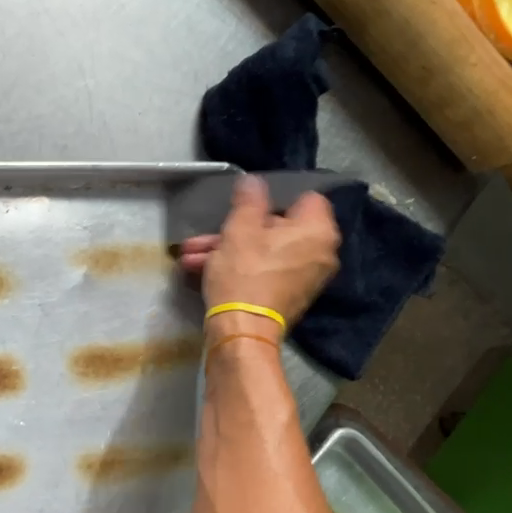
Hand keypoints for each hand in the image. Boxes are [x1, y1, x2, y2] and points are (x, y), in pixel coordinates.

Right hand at [177, 175, 339, 342]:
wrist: (242, 331)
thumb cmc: (244, 274)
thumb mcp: (239, 230)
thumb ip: (249, 201)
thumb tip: (254, 180)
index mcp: (317, 230)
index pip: (305, 199)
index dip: (273, 201)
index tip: (245, 210)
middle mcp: (320, 252)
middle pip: (277, 229)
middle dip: (236, 232)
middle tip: (204, 238)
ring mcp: (306, 278)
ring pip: (264, 253)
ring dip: (228, 252)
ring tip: (191, 259)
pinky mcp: (289, 297)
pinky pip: (265, 273)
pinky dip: (241, 270)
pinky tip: (203, 273)